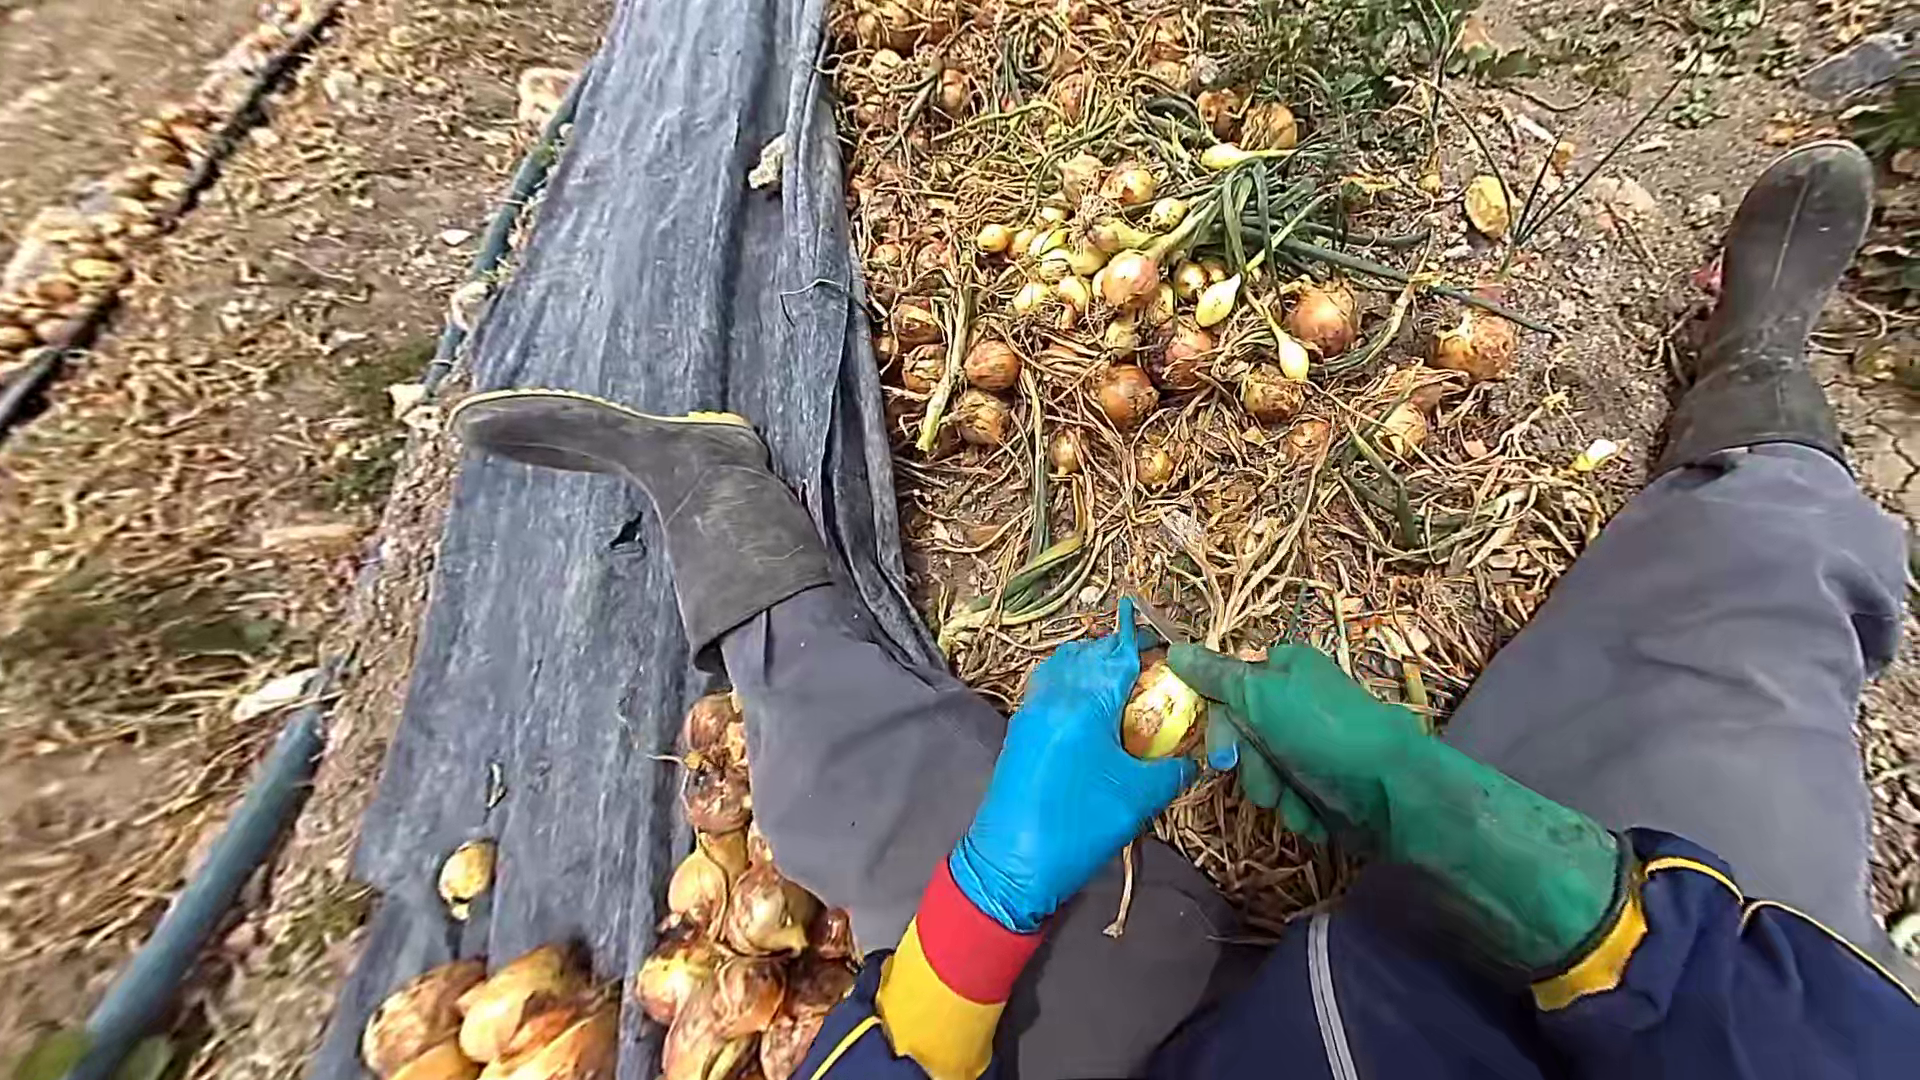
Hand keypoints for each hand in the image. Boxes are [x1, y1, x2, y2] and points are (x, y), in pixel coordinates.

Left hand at [949, 599, 1197, 931]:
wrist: (1012, 858)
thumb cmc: (1080, 823)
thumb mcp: (1139, 797)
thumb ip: (1171, 769)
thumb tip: (1193, 758)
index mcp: (1086, 700)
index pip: (1119, 653)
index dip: (1143, 645)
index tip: (1165, 650)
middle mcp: (1055, 692)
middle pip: (1090, 652)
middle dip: (1119, 653)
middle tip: (1148, 674)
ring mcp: (1032, 705)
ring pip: (1065, 663)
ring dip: (1092, 664)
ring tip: (1118, 688)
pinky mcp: (1021, 723)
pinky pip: (1049, 683)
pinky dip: (1071, 681)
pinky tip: (1088, 707)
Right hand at [1169, 643, 1621, 971]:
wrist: (1401, 800)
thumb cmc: (1326, 735)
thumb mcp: (1260, 696)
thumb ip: (1213, 675)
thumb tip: (1173, 649)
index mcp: (1282, 668)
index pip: (1223, 687)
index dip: (1219, 722)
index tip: (1225, 750)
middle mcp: (1292, 700)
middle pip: (1237, 731)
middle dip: (1249, 764)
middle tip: (1264, 781)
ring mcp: (1306, 742)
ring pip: (1257, 766)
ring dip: (1270, 788)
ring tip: (1294, 799)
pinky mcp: (1320, 779)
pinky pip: (1284, 791)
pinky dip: (1293, 805)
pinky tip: (1310, 813)